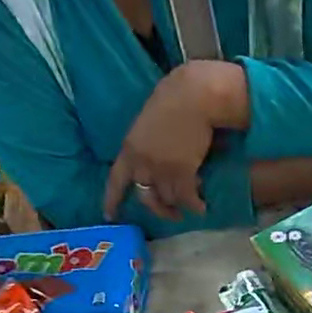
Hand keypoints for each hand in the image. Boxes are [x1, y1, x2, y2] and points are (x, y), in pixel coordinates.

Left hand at [102, 61, 247, 221]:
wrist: (195, 96)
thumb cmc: (174, 98)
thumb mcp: (148, 123)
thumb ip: (147, 144)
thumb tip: (157, 159)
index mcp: (129, 149)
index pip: (116, 180)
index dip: (112, 200)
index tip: (110, 216)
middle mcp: (143, 165)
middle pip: (146, 198)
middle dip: (159, 210)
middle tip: (172, 215)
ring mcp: (162, 171)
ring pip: (169, 199)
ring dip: (180, 205)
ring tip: (192, 206)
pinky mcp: (183, 174)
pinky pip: (187, 198)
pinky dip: (196, 204)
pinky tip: (202, 206)